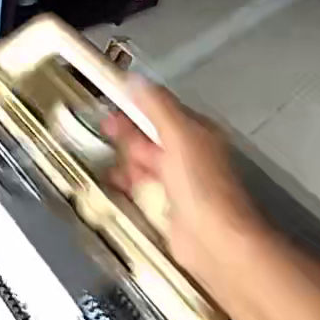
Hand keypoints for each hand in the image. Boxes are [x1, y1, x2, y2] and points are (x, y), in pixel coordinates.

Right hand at [103, 78, 264, 282]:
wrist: (215, 241)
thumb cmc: (200, 184)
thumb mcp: (178, 135)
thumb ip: (157, 106)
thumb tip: (136, 79)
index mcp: (197, 132)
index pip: (162, 110)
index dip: (137, 105)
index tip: (112, 102)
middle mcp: (190, 153)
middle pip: (152, 135)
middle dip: (128, 132)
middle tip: (104, 129)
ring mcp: (180, 181)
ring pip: (147, 161)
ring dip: (127, 158)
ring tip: (106, 158)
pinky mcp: (169, 206)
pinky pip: (144, 187)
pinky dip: (129, 182)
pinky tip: (114, 182)